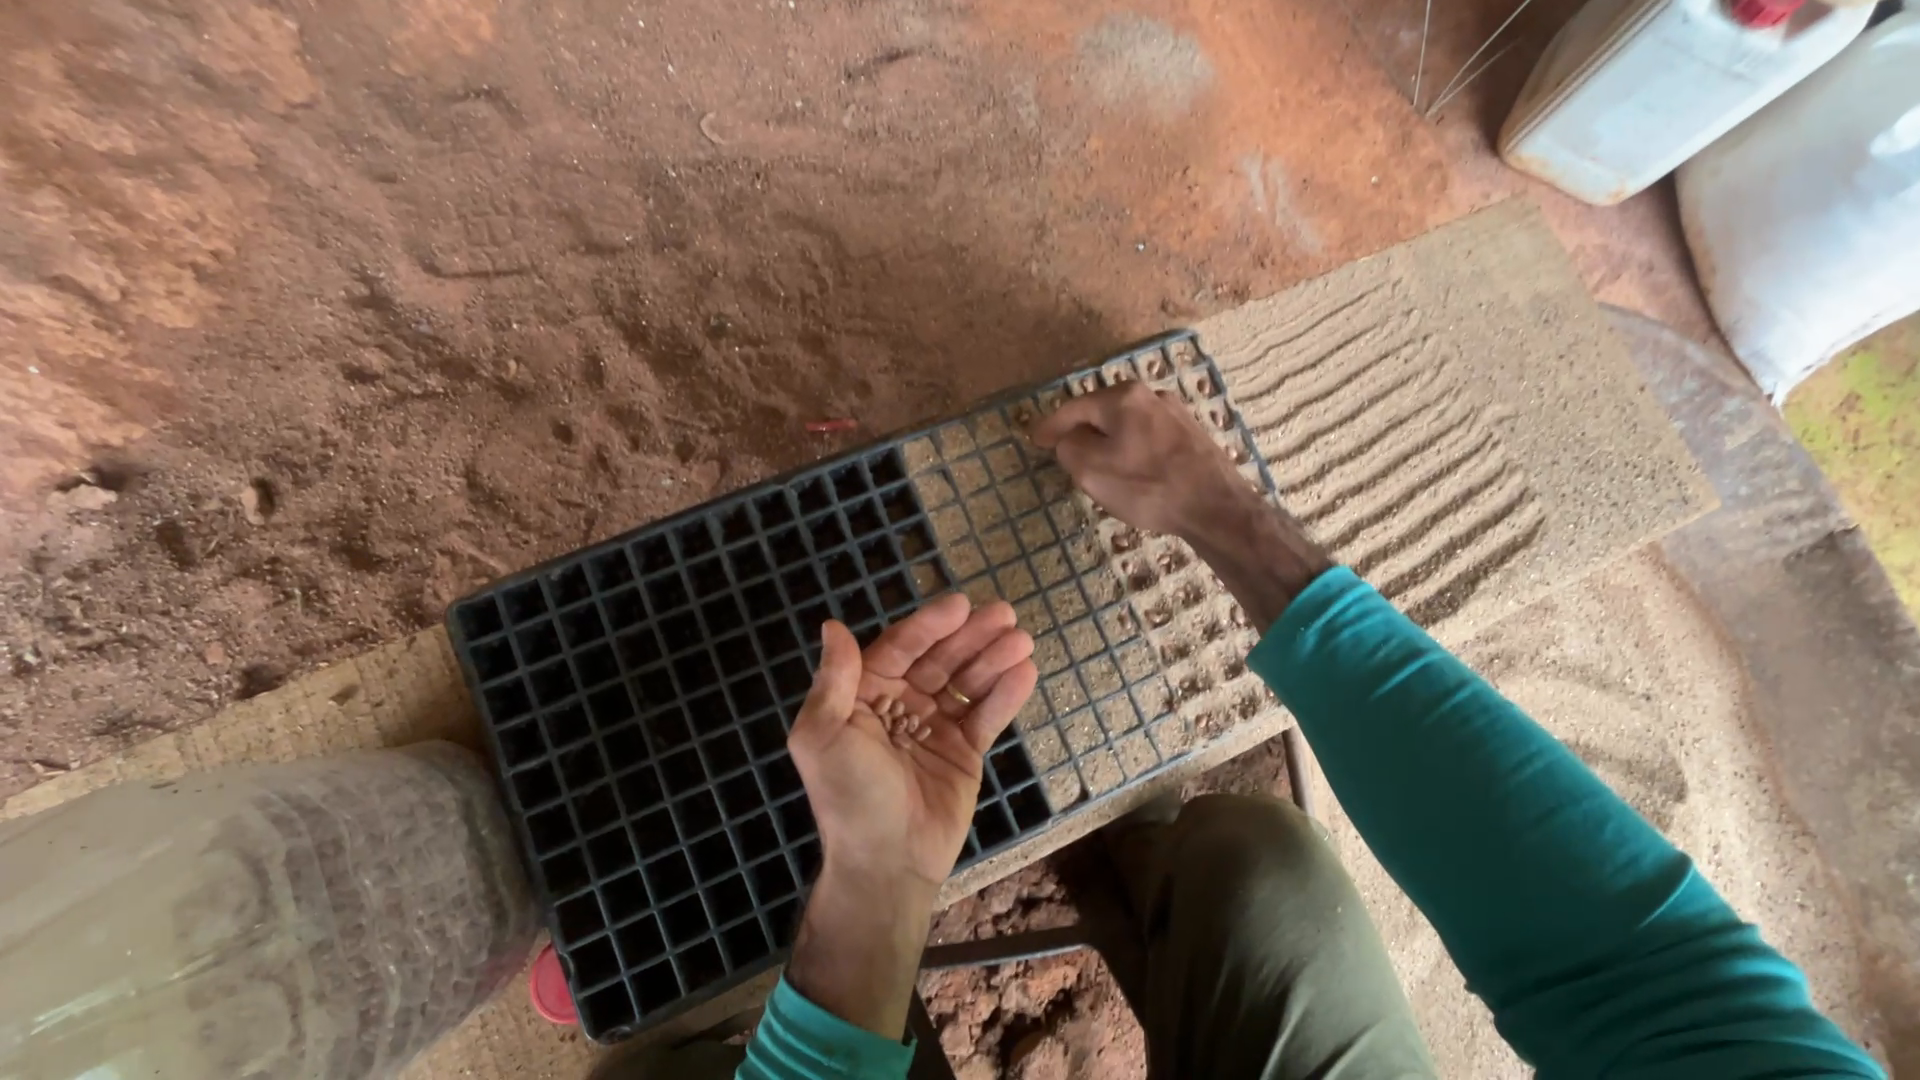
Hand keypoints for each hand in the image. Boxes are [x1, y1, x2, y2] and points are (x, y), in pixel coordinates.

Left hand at [789, 594, 1036, 886]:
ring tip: (1021, 640)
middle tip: (1004, 614)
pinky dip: (1006, 694)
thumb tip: (832, 625)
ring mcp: (936, 727)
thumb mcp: (822, 736)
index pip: (901, 648)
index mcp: (866, 695)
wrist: (885, 864)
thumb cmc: (849, 796)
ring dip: (993, 658)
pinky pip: (986, 716)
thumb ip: (833, 680)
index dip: (929, 625)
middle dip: (971, 636)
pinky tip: (1025, 672)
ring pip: (967, 682)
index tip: (960, 605)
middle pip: (941, 659)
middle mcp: (902, 704)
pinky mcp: (965, 752)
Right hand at [1031, 381, 1332, 631]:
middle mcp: (1150, 395)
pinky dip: (1132, 450)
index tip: (1035, 440)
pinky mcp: (1192, 435)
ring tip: (1097, 466)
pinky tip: (1133, 472)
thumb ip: (1069, 447)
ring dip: (1108, 443)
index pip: (1073, 408)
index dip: (1049, 427)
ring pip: (1127, 425)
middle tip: (1064, 453)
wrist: (1215, 506)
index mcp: (1121, 397)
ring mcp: (1175, 413)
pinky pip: (1148, 438)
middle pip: (1101, 413)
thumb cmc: (1147, 486)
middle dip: (1081, 432)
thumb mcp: (1090, 470)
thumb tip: (1070, 439)